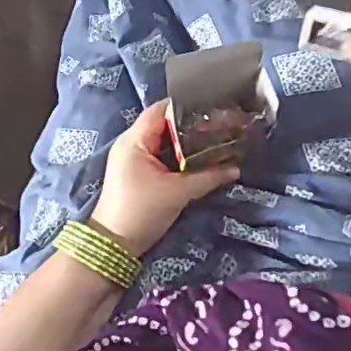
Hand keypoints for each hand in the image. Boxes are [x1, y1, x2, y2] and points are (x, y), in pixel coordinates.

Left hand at [89, 100, 238, 255]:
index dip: (186, 107)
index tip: (212, 108)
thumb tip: (235, 168)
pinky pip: (161, 156)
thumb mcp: (177, 193)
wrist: (115, 244)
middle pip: (164, 124)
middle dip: (191, 125)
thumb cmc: (142, 211)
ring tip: (215, 140)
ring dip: (186, 142)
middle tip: (219, 126)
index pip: (161, 110)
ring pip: (164, 141)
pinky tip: (199, 159)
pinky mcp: (138, 173)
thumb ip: (208, 177)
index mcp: (135, 140)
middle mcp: (132, 143)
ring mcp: (133, 159)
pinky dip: (178, 156)